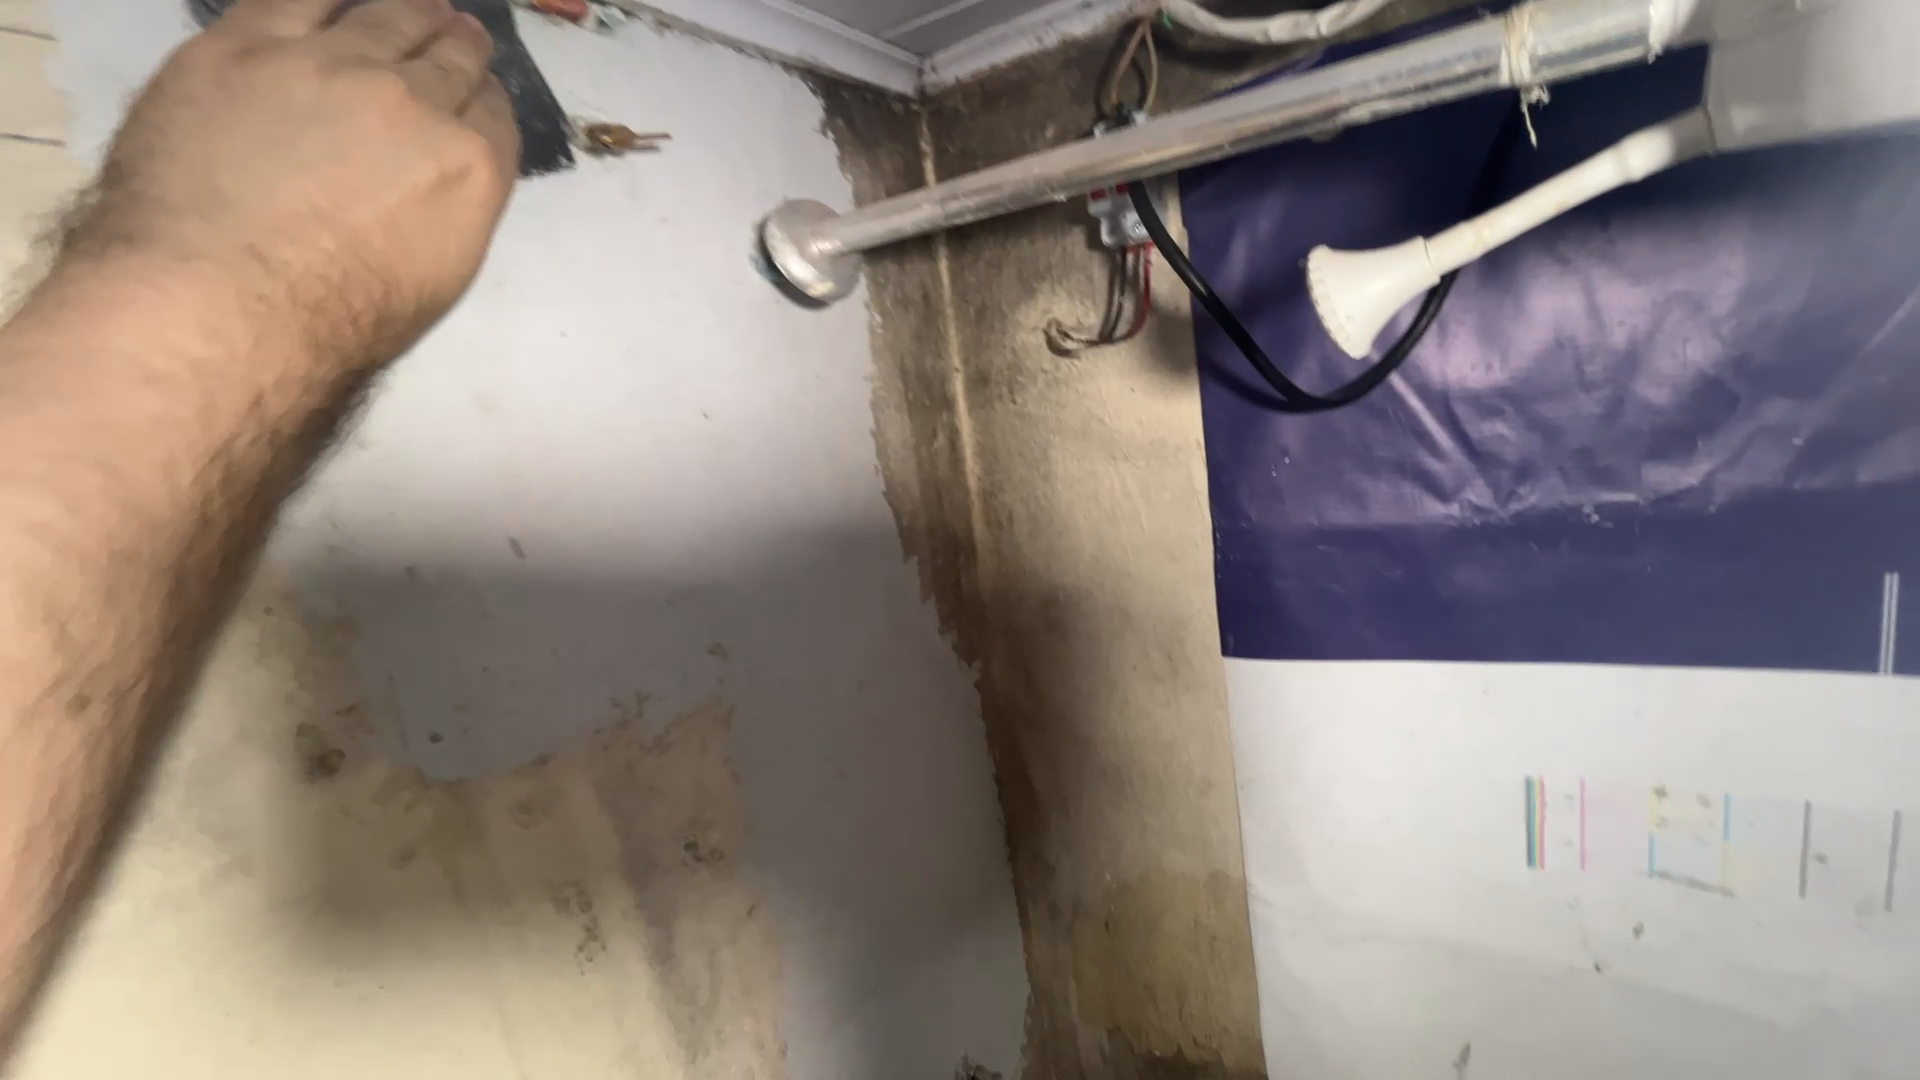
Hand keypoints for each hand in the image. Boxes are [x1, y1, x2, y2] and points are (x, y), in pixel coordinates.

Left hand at [59, 0, 520, 377]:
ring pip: (383, 16)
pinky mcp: (241, 44)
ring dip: (411, 9)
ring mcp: (327, 63)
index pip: (495, 113)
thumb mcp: (444, 269)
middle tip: (465, 32)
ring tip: (423, 4)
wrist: (232, 293)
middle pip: (449, 57)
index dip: (491, 99)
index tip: (485, 94)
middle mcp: (414, 100)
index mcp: (472, 163)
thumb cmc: (352, 309)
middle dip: (463, 45)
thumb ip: (459, 206)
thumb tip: (445, 173)